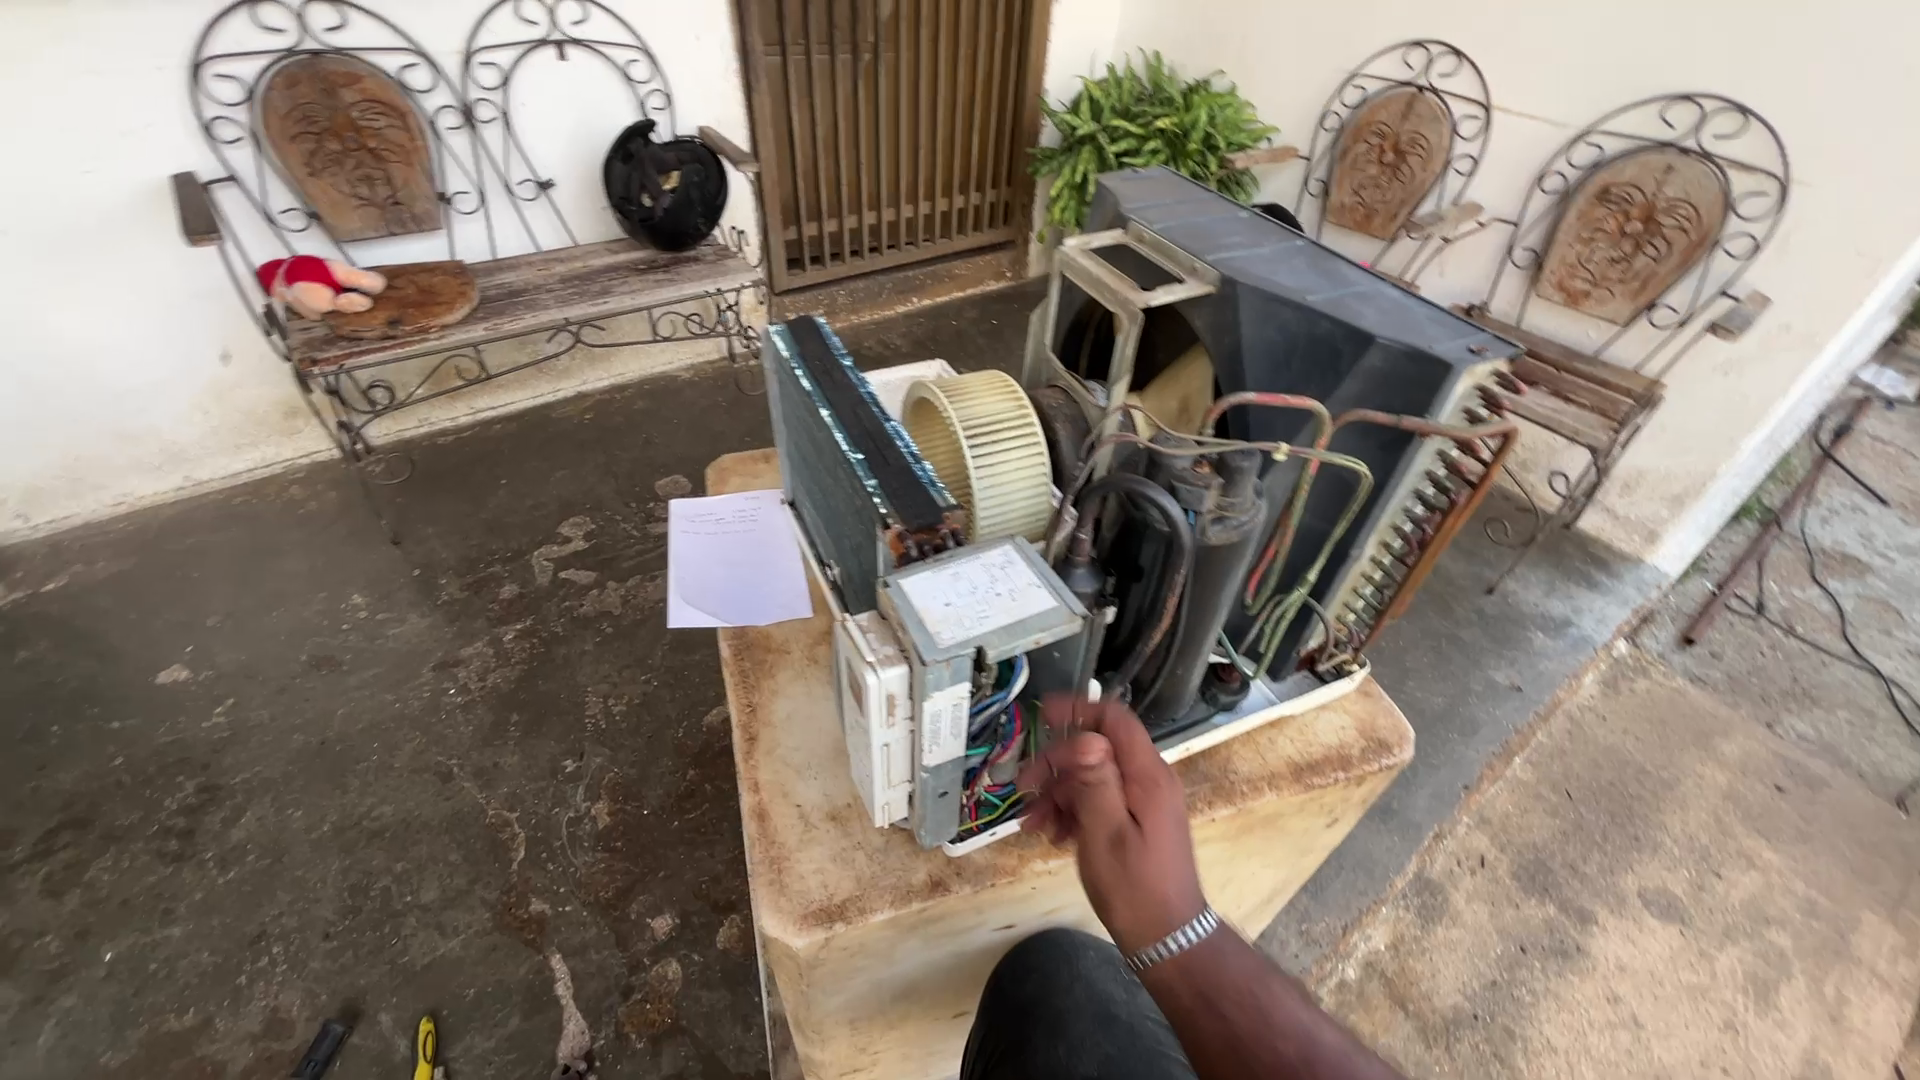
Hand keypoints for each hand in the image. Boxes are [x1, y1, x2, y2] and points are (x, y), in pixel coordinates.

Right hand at [1017, 695, 1206, 954]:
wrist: (1168, 942)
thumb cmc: (1134, 888)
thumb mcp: (1105, 833)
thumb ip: (1095, 780)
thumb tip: (1086, 737)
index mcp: (1147, 775)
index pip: (1115, 719)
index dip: (1078, 710)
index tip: (1041, 717)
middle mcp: (1148, 779)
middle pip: (1097, 747)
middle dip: (1057, 763)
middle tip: (1025, 787)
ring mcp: (1143, 800)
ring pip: (1093, 775)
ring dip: (1058, 792)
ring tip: (1033, 822)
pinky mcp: (1136, 820)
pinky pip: (1099, 799)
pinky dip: (1072, 810)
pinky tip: (1052, 834)